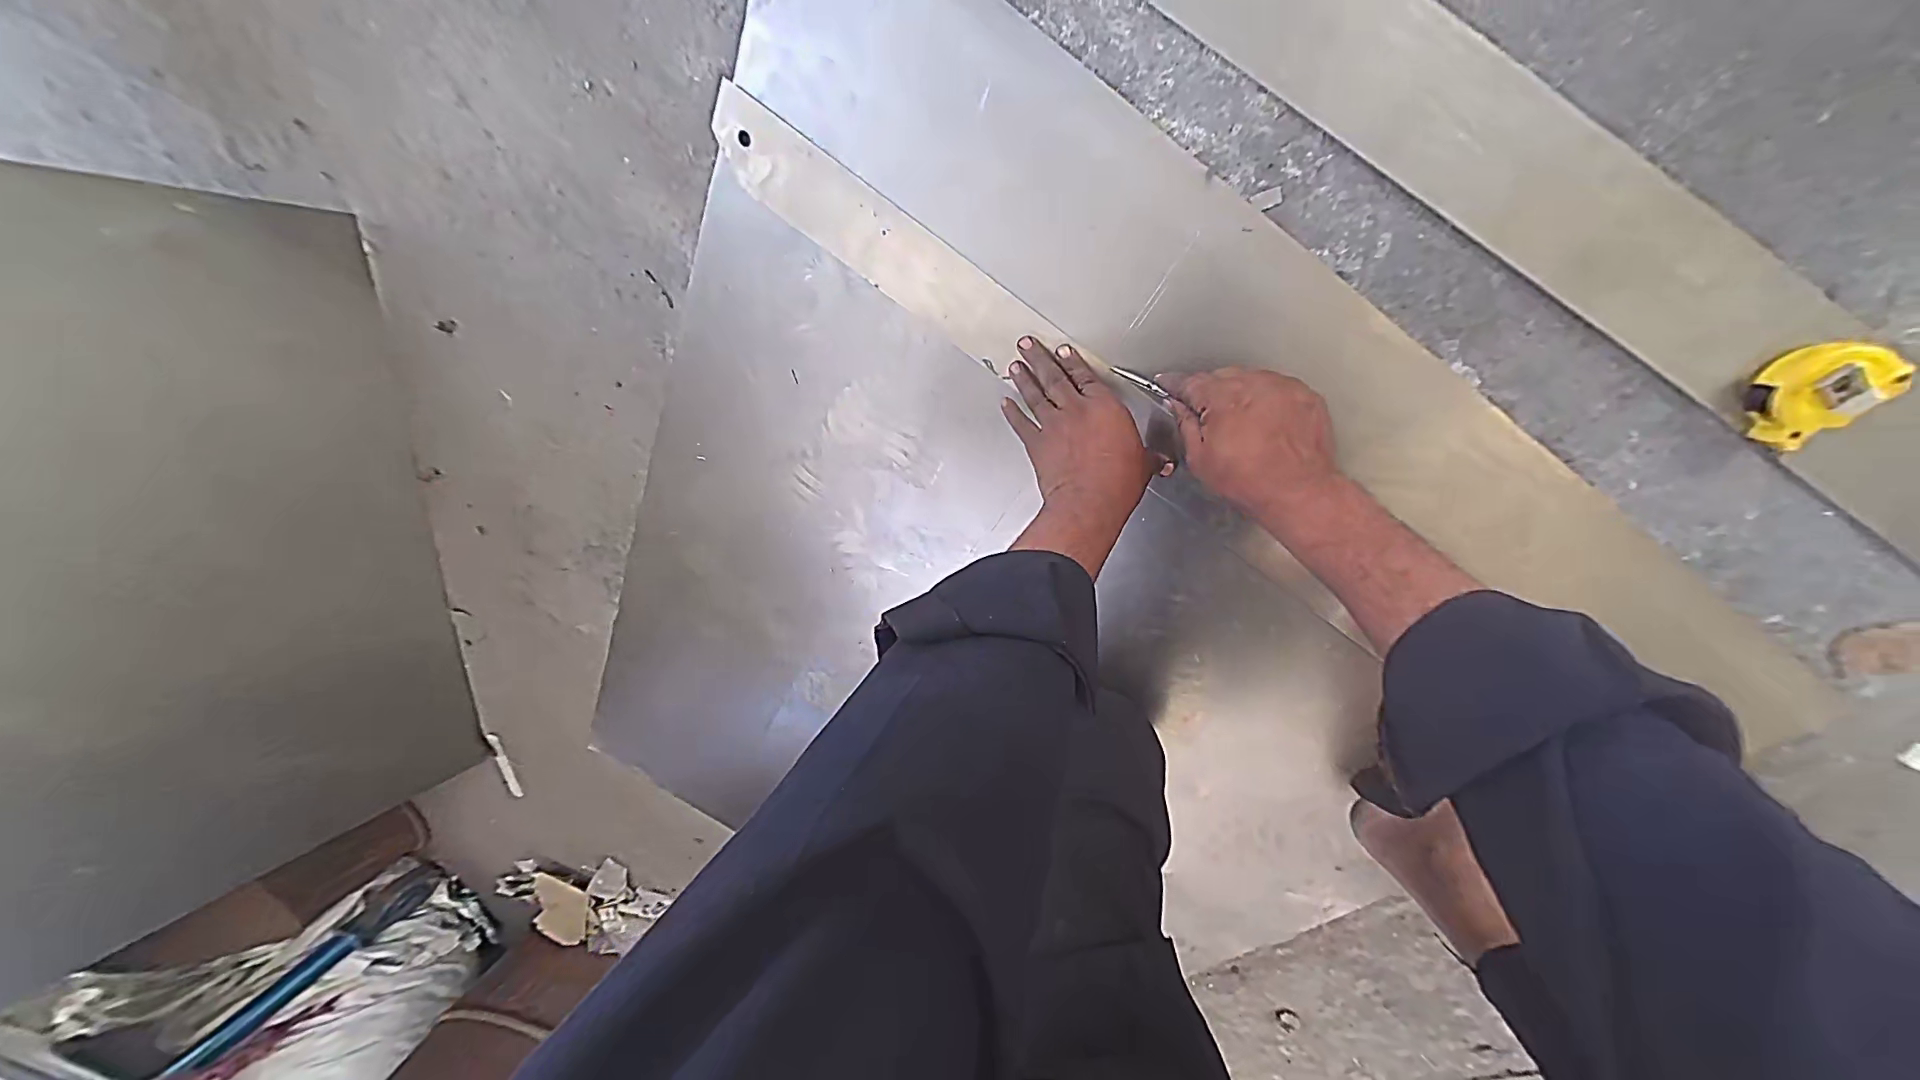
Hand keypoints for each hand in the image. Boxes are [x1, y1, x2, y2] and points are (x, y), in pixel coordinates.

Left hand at [1003, 337, 1163, 576]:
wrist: (1088, 501)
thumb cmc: (1116, 482)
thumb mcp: (1142, 464)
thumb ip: (1148, 457)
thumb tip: (1158, 461)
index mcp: (1104, 407)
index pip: (1085, 376)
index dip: (1072, 361)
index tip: (1063, 351)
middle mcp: (1075, 410)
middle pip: (1054, 376)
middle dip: (1039, 358)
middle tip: (1027, 344)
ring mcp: (1053, 425)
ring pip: (1035, 394)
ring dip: (1024, 378)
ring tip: (1016, 365)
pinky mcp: (1036, 444)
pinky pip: (1021, 423)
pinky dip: (1012, 412)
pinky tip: (1006, 403)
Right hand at [1159, 367, 1340, 516]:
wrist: (1298, 492)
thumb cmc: (1250, 481)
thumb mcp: (1200, 459)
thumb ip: (1185, 425)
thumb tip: (1178, 407)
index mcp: (1222, 397)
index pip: (1190, 381)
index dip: (1174, 385)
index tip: (1168, 386)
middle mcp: (1254, 383)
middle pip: (1221, 377)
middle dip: (1210, 393)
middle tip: (1208, 420)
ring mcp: (1282, 387)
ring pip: (1250, 380)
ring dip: (1240, 396)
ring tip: (1241, 427)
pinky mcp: (1305, 396)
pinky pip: (1276, 389)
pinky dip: (1267, 402)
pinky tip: (1265, 426)